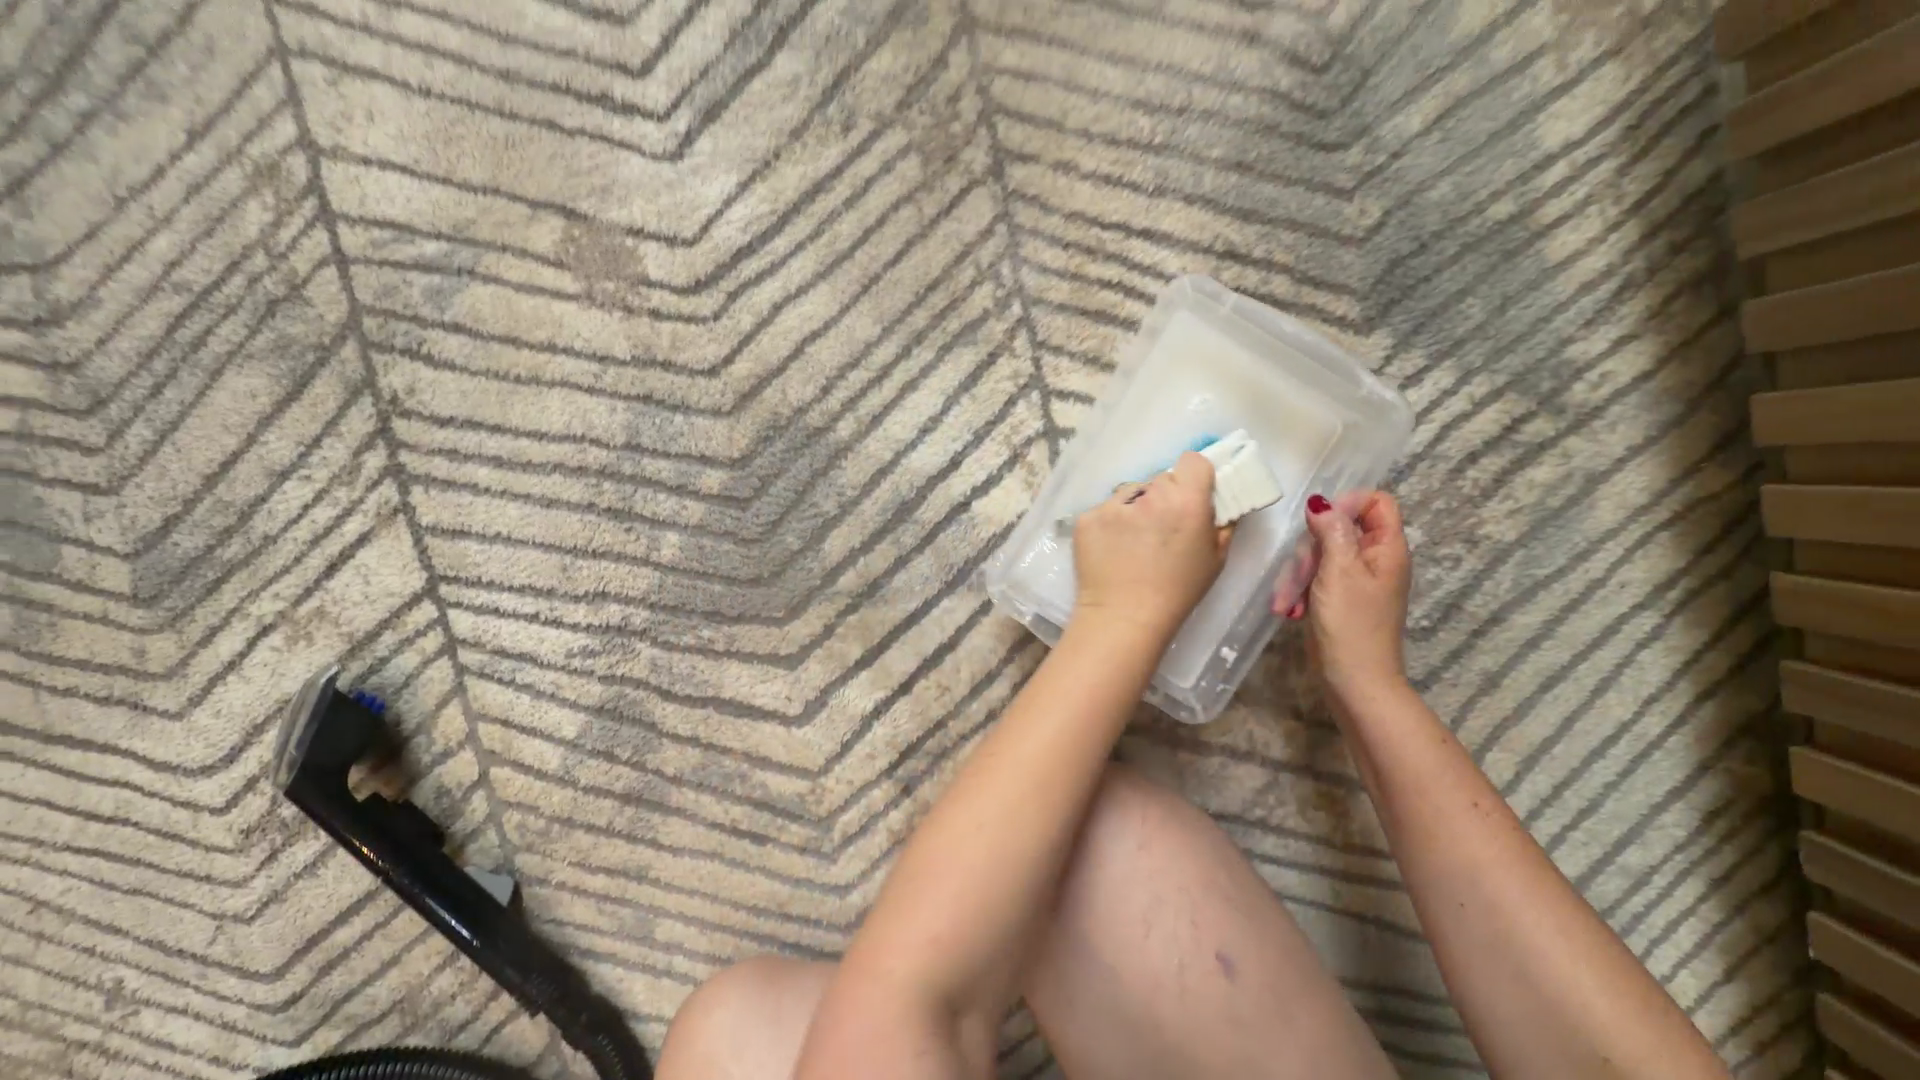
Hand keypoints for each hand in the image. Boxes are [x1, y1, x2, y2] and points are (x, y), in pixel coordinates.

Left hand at [1072, 452, 1231, 643]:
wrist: (1124, 617)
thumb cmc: (1178, 592)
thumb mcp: (1216, 559)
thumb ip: (1222, 523)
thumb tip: (1222, 503)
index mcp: (1186, 501)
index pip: (1193, 461)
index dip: (1194, 476)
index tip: (1193, 494)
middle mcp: (1149, 495)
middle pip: (1161, 479)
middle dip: (1165, 497)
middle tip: (1163, 528)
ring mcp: (1113, 505)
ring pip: (1131, 493)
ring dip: (1136, 508)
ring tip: (1135, 543)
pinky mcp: (1087, 517)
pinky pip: (1105, 511)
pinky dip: (1111, 525)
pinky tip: (1114, 550)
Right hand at [1286, 491, 1411, 701]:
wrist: (1355, 681)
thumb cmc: (1350, 625)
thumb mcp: (1339, 571)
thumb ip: (1332, 531)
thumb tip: (1321, 503)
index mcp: (1387, 548)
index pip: (1376, 502)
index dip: (1346, 504)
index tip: (1317, 523)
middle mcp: (1376, 560)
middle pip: (1341, 529)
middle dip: (1310, 549)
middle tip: (1298, 573)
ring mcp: (1358, 581)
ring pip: (1322, 555)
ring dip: (1299, 575)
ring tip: (1287, 600)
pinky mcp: (1341, 599)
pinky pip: (1318, 579)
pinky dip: (1302, 591)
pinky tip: (1291, 610)